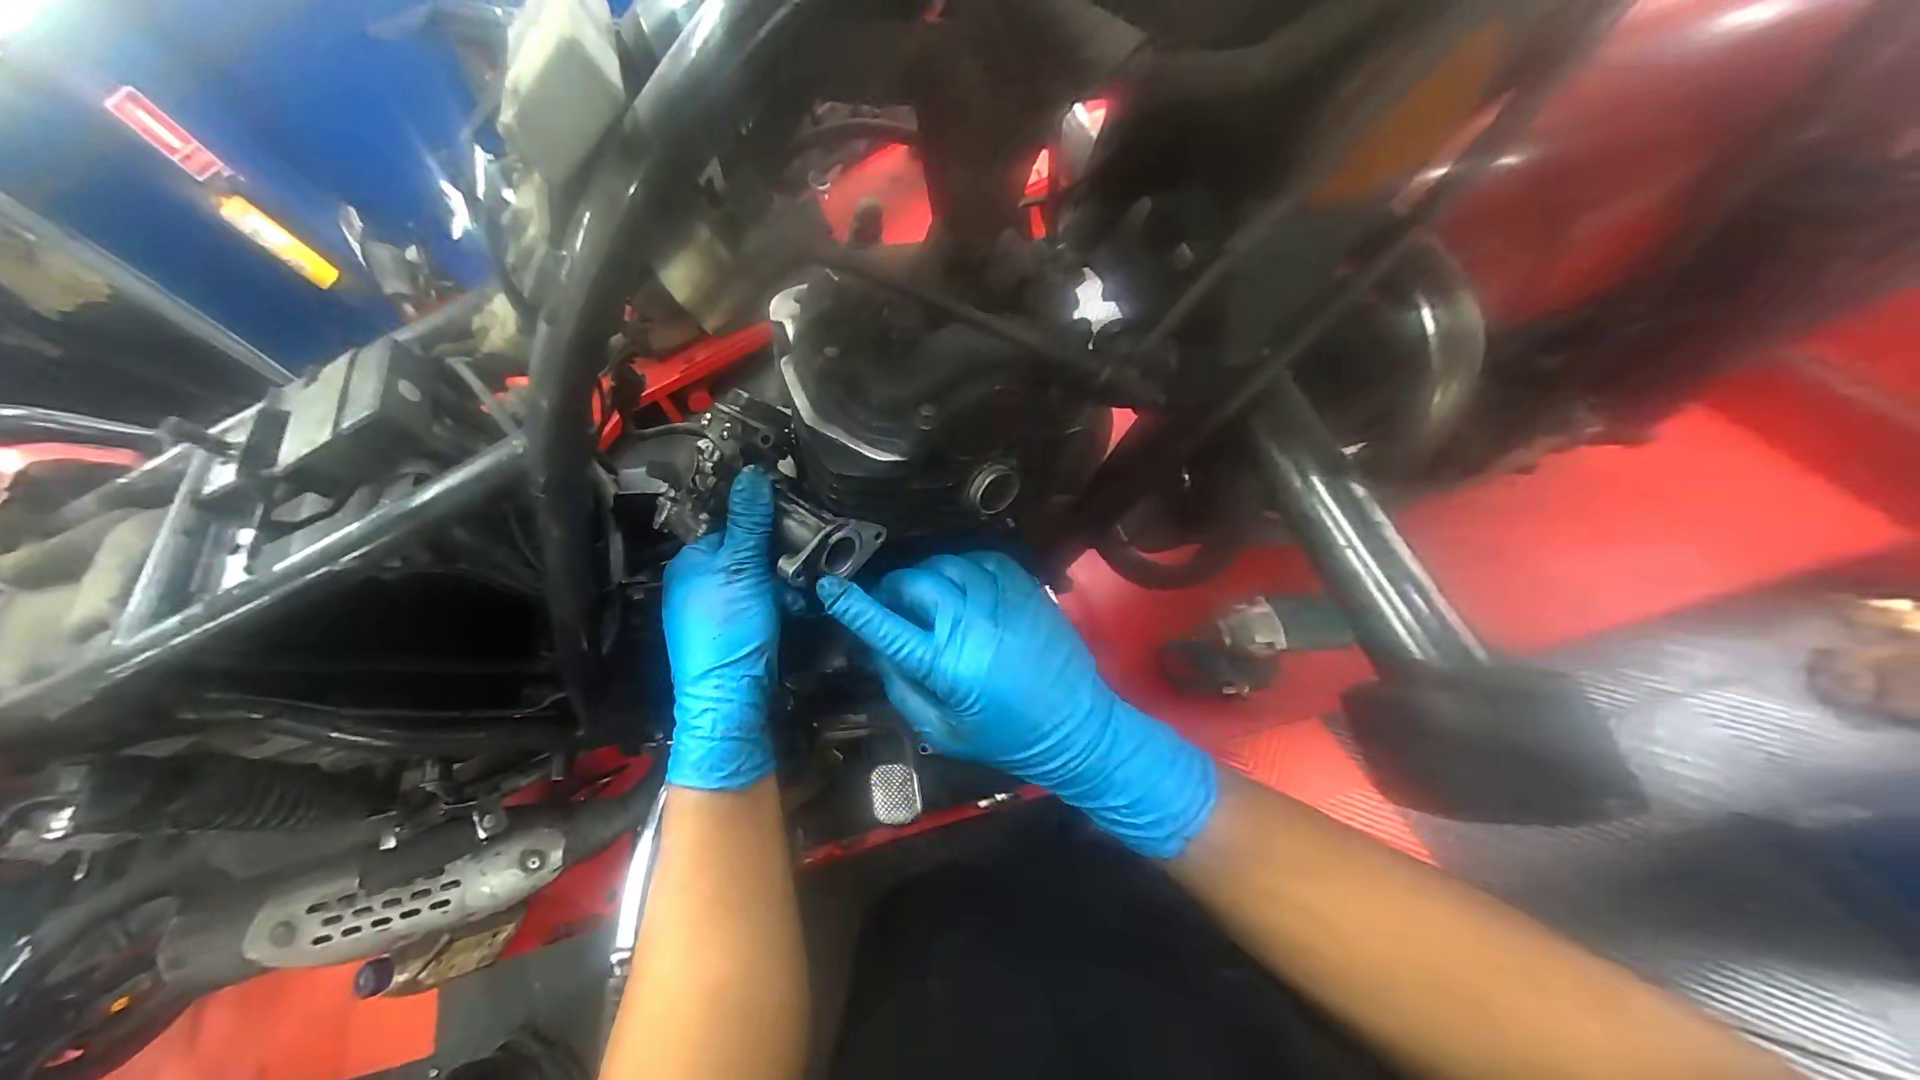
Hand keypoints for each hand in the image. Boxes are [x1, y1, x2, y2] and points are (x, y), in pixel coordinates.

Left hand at [662, 467, 779, 789]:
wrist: (729, 698)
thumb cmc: (730, 628)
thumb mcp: (742, 568)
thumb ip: (749, 522)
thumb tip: (751, 471)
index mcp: (690, 562)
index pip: (728, 524)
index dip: (760, 518)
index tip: (794, 517)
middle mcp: (698, 583)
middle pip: (746, 551)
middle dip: (777, 553)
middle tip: (806, 555)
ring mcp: (715, 610)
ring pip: (758, 579)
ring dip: (784, 580)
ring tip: (802, 587)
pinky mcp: (734, 633)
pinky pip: (760, 604)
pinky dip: (779, 603)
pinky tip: (795, 610)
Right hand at [816, 552, 1216, 857]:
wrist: (1077, 727)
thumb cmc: (1005, 737)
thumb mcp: (941, 730)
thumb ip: (901, 686)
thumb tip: (873, 647)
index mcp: (947, 665)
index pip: (887, 626)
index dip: (854, 606)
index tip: (831, 588)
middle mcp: (972, 623)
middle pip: (915, 583)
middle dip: (892, 588)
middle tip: (890, 603)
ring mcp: (1003, 600)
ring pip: (947, 564)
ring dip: (926, 576)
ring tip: (925, 596)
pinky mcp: (1026, 589)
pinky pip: (983, 559)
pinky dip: (962, 567)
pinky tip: (960, 584)